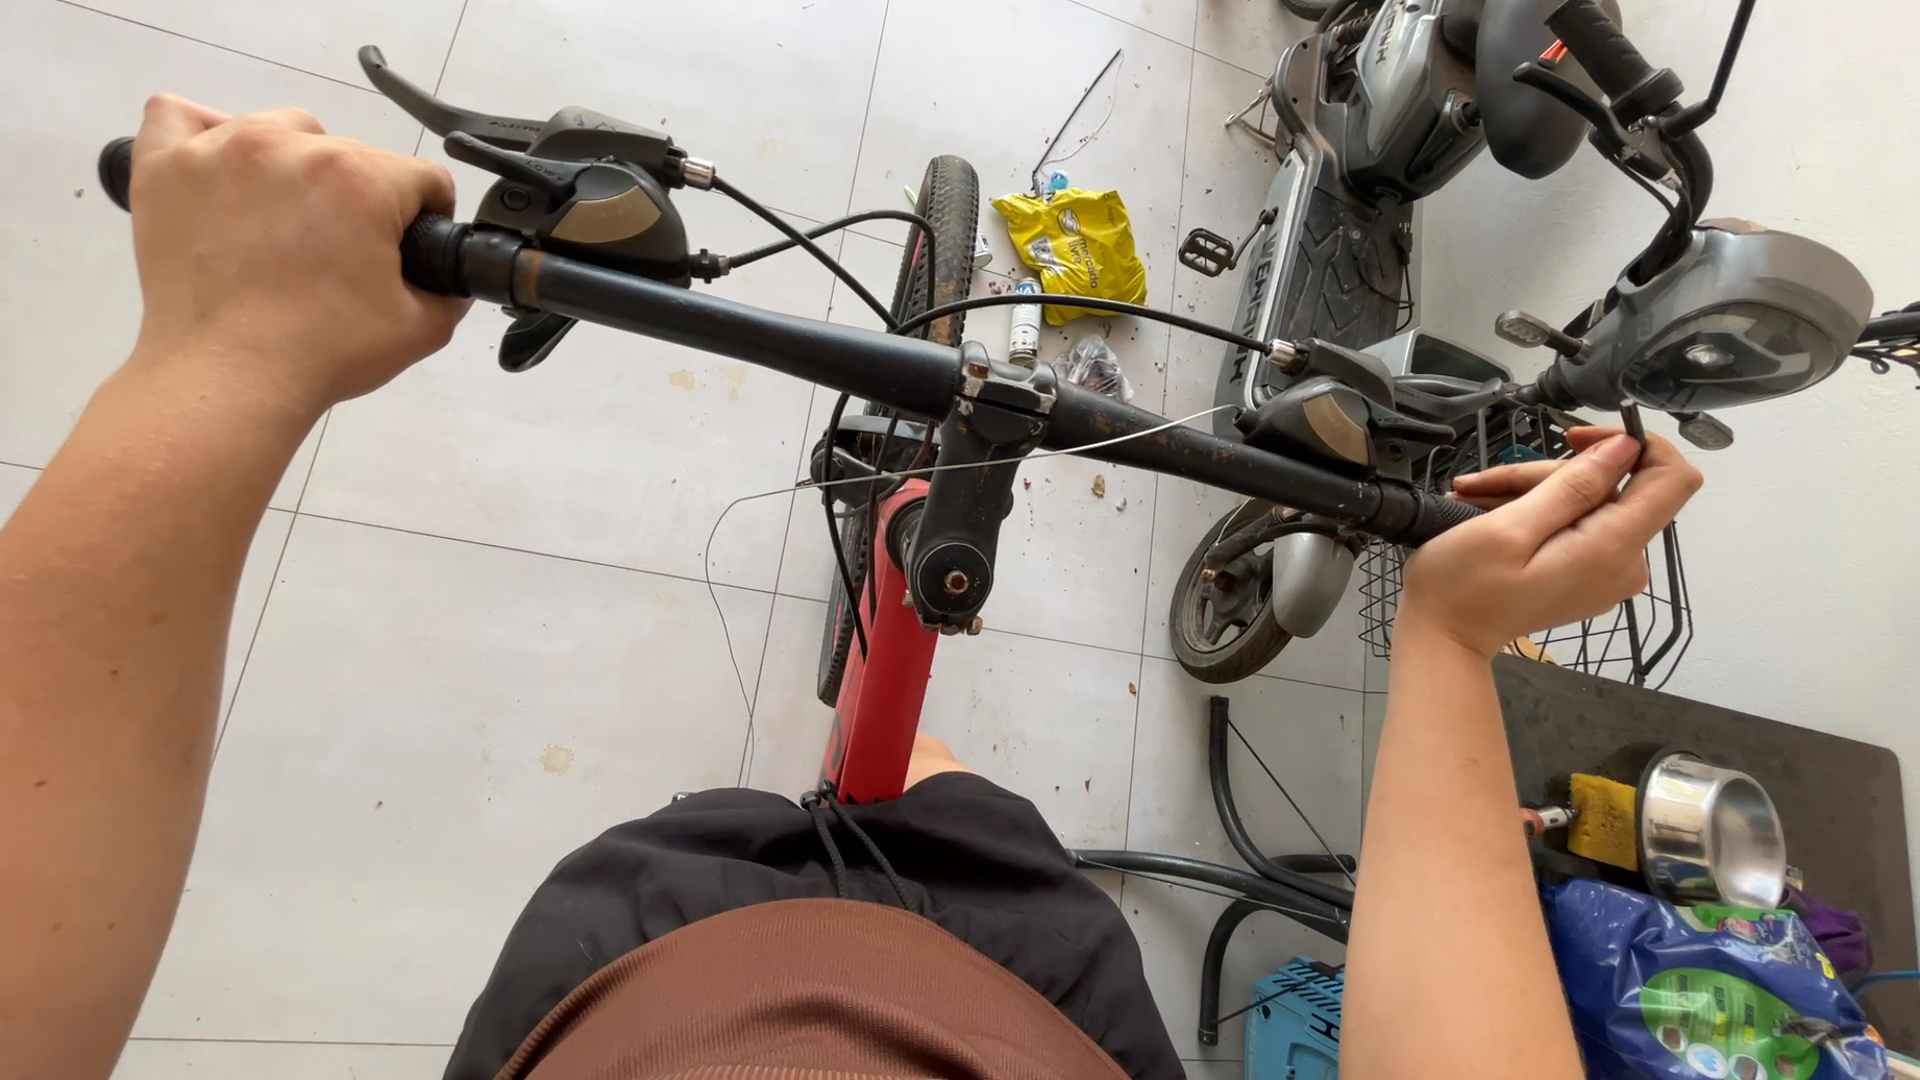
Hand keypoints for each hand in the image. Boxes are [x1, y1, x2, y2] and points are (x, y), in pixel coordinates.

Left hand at [125, 95, 468, 416]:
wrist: (235, 372)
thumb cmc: (332, 349)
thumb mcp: (428, 328)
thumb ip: (451, 290)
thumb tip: (448, 277)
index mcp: (362, 180)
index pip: (426, 177)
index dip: (435, 218)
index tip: (418, 252)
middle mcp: (292, 146)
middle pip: (359, 154)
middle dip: (372, 199)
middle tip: (357, 254)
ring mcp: (220, 148)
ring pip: (287, 130)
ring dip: (307, 165)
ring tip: (300, 218)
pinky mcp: (164, 164)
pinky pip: (188, 117)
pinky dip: (217, 138)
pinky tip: (238, 180)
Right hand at [1397, 427, 1702, 658]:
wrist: (1443, 639)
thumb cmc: (1461, 587)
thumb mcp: (1506, 529)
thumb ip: (1570, 488)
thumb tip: (1623, 448)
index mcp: (1611, 548)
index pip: (1671, 477)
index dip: (1633, 444)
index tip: (1574, 437)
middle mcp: (1624, 563)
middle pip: (1611, 491)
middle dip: (1545, 476)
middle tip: (1477, 485)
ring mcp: (1606, 574)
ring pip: (1588, 507)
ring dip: (1529, 494)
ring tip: (1471, 499)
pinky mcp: (1585, 579)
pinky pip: (1575, 530)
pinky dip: (1534, 515)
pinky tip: (1489, 517)